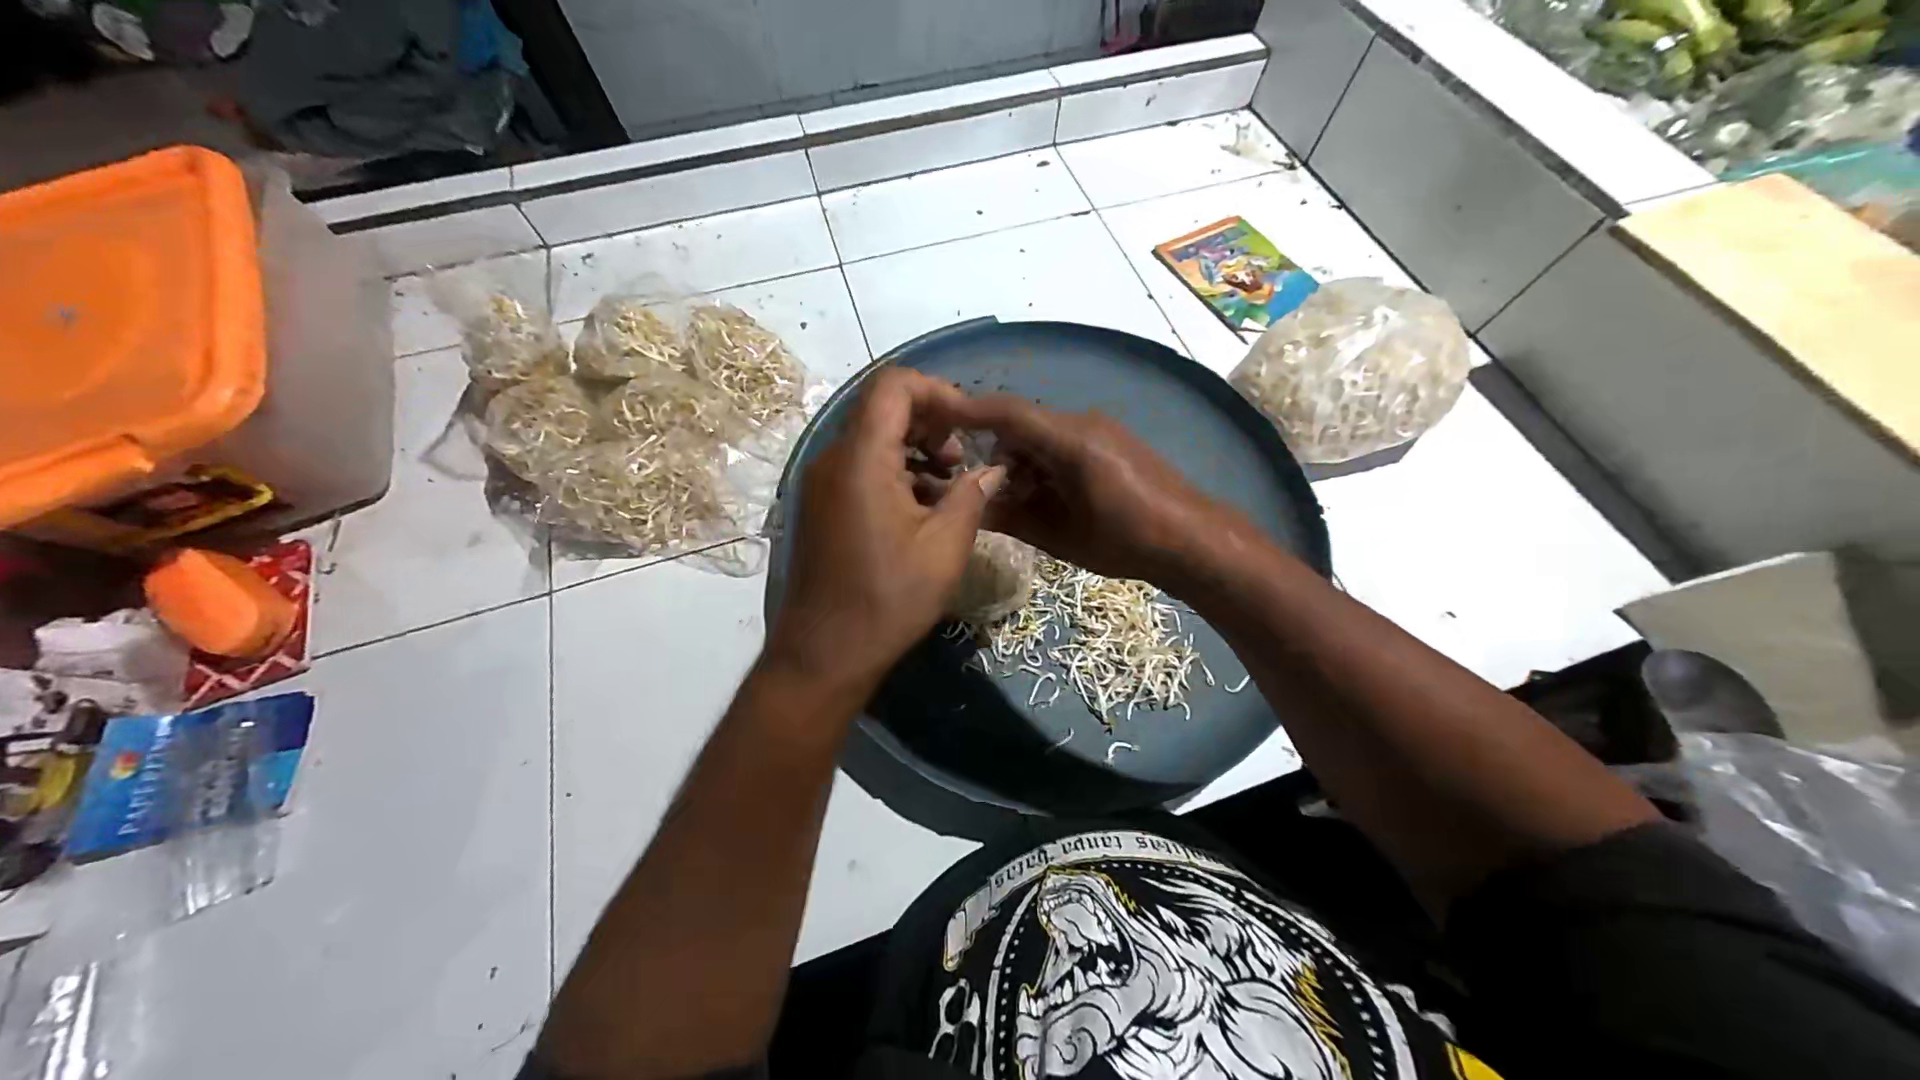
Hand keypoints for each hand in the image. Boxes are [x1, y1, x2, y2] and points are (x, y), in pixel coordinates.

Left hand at [766, 369, 1004, 696]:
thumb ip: (972, 496)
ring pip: (872, 440)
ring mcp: (822, 484)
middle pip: (882, 410)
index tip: (967, 424)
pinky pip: (861, 470)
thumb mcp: (945, 547)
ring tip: (949, 490)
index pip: (892, 385)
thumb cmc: (889, 599)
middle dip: (930, 423)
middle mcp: (833, 460)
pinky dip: (895, 474)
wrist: (825, 653)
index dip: (936, 390)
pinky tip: (924, 510)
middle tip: (962, 461)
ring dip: (915, 451)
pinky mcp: (821, 507)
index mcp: (861, 459)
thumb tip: (994, 470)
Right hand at [946, 395, 1233, 583]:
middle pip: (1022, 426)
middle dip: (999, 457)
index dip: (968, 413)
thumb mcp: (1057, 536)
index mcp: (1070, 440)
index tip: (937, 419)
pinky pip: (1064, 443)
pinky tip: (1052, 498)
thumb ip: (1010, 517)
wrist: (1192, 540)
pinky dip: (1046, 465)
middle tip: (991, 497)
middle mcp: (1083, 423)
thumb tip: (970, 506)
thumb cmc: (1124, 541)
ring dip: (1024, 464)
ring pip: (1042, 435)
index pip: (1007, 413)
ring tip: (1025, 505)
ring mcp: (1101, 429)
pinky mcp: (1112, 441)